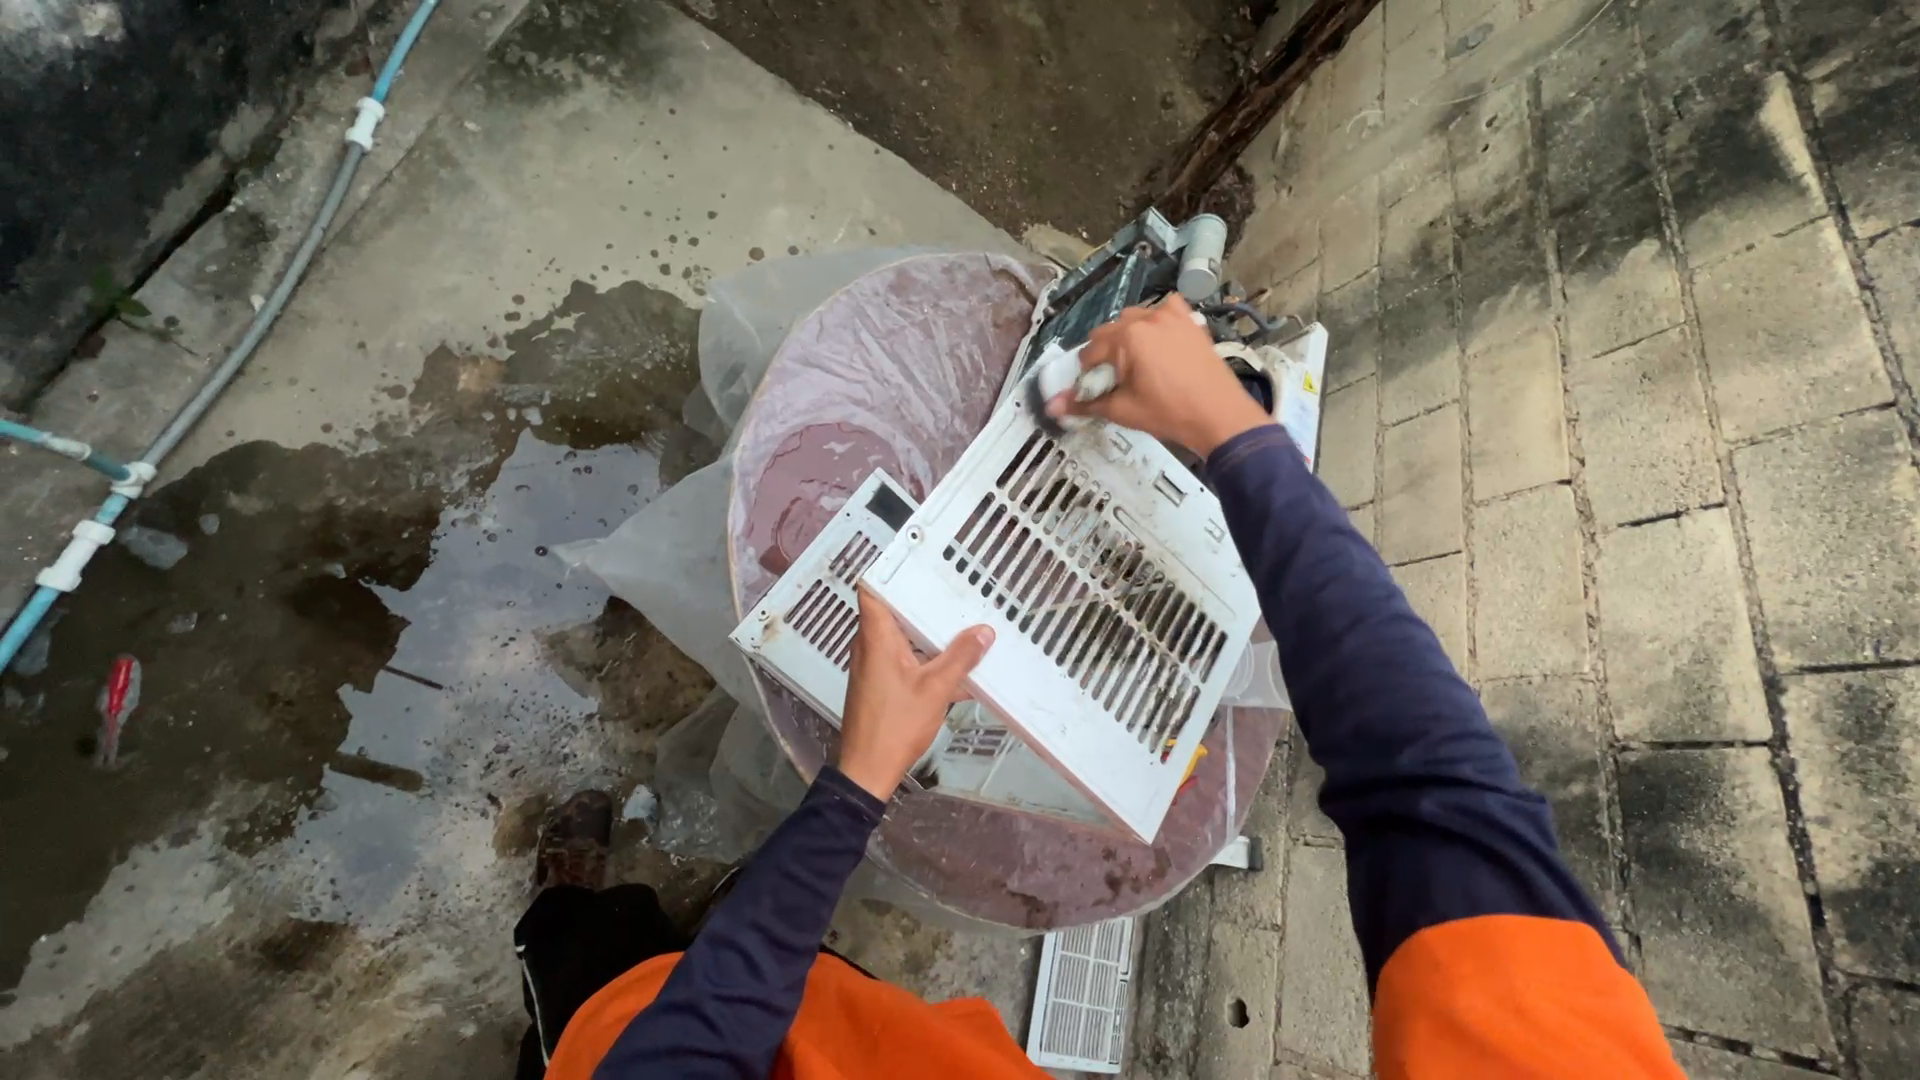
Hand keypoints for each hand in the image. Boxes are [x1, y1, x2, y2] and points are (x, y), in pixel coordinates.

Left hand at [837, 586, 994, 800]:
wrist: (868, 769)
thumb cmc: (896, 723)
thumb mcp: (936, 689)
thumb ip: (961, 657)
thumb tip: (984, 631)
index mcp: (876, 636)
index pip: (873, 588)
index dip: (892, 569)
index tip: (920, 559)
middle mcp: (869, 644)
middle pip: (893, 609)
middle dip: (922, 600)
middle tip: (953, 586)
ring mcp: (873, 664)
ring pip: (901, 635)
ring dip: (927, 631)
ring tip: (961, 619)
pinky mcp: (880, 682)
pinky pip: (904, 657)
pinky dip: (926, 656)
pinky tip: (956, 664)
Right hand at [1048, 293, 1272, 456]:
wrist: (1218, 415)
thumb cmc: (1168, 413)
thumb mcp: (1122, 410)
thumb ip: (1085, 404)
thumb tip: (1052, 407)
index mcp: (1126, 338)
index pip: (1090, 351)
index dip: (1086, 373)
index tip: (1093, 389)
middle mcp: (1146, 318)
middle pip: (1109, 331)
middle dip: (1105, 353)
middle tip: (1114, 380)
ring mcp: (1172, 316)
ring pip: (1134, 318)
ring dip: (1128, 336)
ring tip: (1136, 364)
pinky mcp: (1190, 321)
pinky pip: (1165, 310)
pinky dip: (1156, 321)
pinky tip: (1159, 341)